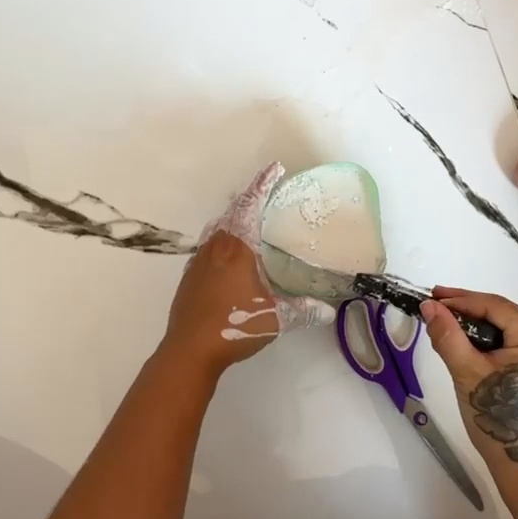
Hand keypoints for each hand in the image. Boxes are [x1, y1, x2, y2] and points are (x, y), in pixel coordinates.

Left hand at [161, 164, 332, 375]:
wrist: (189, 349)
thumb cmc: (235, 326)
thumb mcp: (277, 319)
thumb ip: (304, 310)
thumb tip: (328, 310)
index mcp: (238, 247)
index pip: (251, 205)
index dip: (263, 184)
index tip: (275, 169)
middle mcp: (217, 246)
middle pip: (233, 212)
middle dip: (250, 200)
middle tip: (266, 195)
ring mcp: (199, 260)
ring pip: (218, 229)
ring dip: (234, 220)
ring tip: (250, 222)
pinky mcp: (190, 276)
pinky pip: (209, 246)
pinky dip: (223, 240)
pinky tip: (230, 256)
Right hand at [421, 287, 517, 505]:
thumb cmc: (496, 419)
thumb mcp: (467, 373)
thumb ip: (448, 335)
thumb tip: (429, 306)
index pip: (495, 306)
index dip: (462, 299)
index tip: (433, 296)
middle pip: (502, 313)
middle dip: (468, 306)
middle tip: (436, 303)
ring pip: (505, 327)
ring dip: (475, 321)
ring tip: (446, 319)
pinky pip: (509, 341)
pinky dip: (486, 338)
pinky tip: (465, 339)